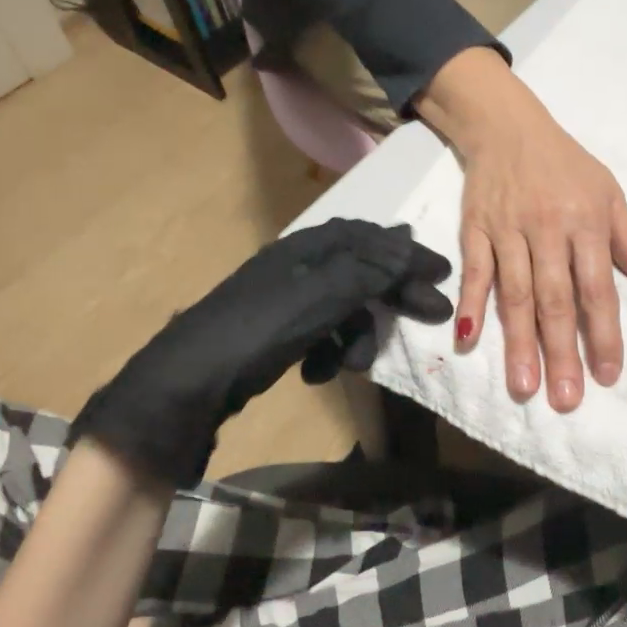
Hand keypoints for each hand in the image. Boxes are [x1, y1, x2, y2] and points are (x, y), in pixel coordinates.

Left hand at [69, 220, 452, 487]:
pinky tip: (320, 375)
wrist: (183, 387)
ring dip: (358, 335)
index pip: (369, 239)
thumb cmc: (253, 334)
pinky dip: (329, 351)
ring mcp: (282, 300)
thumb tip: (408, 240)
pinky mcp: (274, 332)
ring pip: (343, 307)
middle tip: (432, 313)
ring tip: (355, 368)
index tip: (443, 273)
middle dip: (394, 293)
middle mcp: (295, 266)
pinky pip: (321, 332)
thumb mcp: (317, 299)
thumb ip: (365, 271)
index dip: (407, 254)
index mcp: (305, 249)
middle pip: (361, 269)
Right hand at [417, 48, 626, 410]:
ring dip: (518, 342)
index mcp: (587, 222)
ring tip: (524, 386)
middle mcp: (548, 229)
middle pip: (555, 298)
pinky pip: (474, 272)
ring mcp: (508, 230)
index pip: (598, 287)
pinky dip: (471, 305)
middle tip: (566, 399)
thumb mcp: (608, 192)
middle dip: (561, 351)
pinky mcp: (475, 229)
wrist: (507, 127)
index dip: (603, 333)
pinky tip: (468, 340)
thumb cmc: (566, 164)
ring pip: (515, 293)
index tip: (607, 375)